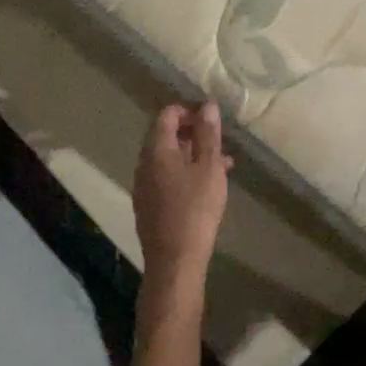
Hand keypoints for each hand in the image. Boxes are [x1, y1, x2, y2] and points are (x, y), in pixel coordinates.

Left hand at [133, 102, 232, 281]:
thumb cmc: (196, 208)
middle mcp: (143, 163)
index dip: (189, 111)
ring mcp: (143, 185)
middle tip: (219, 143)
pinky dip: (184, 173)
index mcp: (156, 149)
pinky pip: (165, 178)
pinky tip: (206, 187)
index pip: (167, 115)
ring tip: (222, 166)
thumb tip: (207, 105)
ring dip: (192, 156)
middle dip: (193, 134)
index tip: (211, 121)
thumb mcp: (209, 168)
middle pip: (165, 136)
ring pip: (167, 159)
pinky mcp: (147, 205)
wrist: (174, 260)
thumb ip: (208, 134)